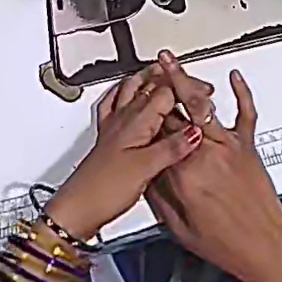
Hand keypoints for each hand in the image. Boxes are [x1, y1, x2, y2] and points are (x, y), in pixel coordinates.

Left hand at [44, 64, 201, 239]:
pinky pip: (114, 103)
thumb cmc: (105, 189)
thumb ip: (172, 147)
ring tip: (162, 72)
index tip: (204, 91)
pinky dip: (122, 92)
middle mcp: (125, 117)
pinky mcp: (107, 137)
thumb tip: (195, 130)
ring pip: (132, 89)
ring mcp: (115, 126)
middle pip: (151, 86)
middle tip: (193, 83)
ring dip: (148, 78)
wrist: (77, 209)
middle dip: (172, 79)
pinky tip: (124, 92)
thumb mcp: (146, 169)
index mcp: (137, 121)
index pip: (167, 91)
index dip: (187, 88)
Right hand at [144, 53, 281, 281]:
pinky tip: (234, 77)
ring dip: (185, 80)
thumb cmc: (229, 244)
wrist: (268, 248)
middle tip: (147, 72)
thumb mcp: (181, 229)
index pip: (157, 137)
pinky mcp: (247, 145)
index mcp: (185, 174)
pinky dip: (242, 92)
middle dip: (159, 91)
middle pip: (176, 114)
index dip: (145, 118)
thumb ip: (160, 197)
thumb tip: (146, 176)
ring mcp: (228, 145)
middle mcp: (206, 153)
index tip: (135, 105)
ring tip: (171, 63)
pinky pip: (245, 112)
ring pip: (202, 105)